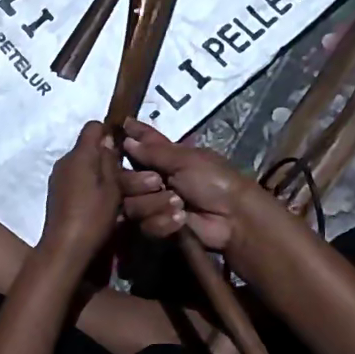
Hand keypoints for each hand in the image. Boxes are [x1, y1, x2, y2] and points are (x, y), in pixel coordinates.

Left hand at [39, 121, 122, 262]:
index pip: (93, 128)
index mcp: (78, 155)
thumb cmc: (92, 216)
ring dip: (105, 175)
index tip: (127, 147)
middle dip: (113, 160)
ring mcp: (59, 179)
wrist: (65, 249)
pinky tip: (108, 203)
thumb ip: (109, 159)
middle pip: (91, 150)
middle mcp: (65, 162)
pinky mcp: (58, 194)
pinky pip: (79, 181)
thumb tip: (107, 136)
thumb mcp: (111, 188)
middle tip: (139, 176)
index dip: (110, 133)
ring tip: (128, 192)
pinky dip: (93, 186)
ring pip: (86, 167)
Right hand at [117, 119, 262, 250]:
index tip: (122, 126)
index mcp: (164, 157)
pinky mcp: (158, 227)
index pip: (142, 143)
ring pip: (131, 204)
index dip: (132, 135)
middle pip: (123, 179)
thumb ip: (153, 151)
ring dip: (154, 204)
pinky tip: (181, 219)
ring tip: (179, 203)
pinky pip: (145, 225)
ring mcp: (153, 205)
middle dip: (138, 181)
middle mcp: (154, 179)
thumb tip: (126, 139)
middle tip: (157, 182)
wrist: (232, 217)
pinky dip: (163, 221)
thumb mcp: (185, 159)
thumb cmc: (214, 180)